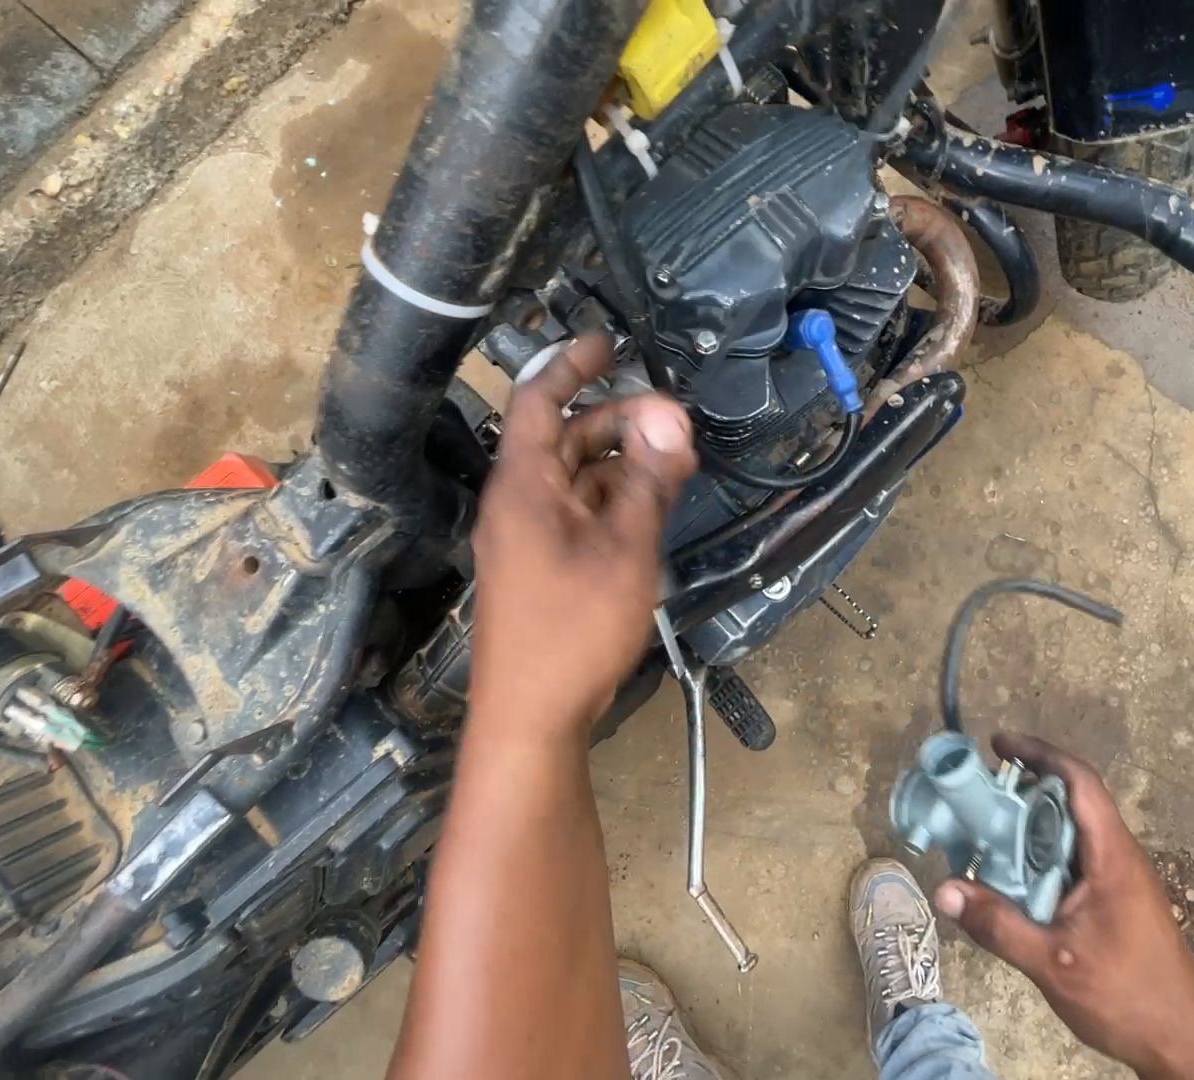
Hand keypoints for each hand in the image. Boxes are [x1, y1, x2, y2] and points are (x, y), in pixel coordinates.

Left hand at [469, 335, 696, 736]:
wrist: (533, 714)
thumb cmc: (572, 630)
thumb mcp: (624, 549)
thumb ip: (649, 482)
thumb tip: (671, 418)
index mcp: (524, 486)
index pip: (540, 402)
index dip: (573, 366)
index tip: (608, 344)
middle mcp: (520, 503)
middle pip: (567, 439)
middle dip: (619, 421)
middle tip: (673, 423)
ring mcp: (530, 538)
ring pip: (578, 479)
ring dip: (623, 465)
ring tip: (674, 465)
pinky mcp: (544, 568)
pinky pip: (580, 515)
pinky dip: (615, 502)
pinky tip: (651, 509)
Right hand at [933, 733, 1193, 1079]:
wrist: (1185, 1049)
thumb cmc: (1127, 998)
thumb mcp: (1054, 963)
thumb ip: (998, 925)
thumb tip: (944, 890)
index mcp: (1112, 856)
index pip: (1080, 782)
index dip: (1040, 753)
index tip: (998, 745)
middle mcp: (1119, 856)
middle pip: (1072, 798)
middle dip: (1025, 784)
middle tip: (978, 788)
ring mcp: (1119, 878)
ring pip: (1071, 829)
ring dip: (1031, 818)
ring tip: (985, 824)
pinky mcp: (1114, 899)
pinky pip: (1072, 856)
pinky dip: (1040, 849)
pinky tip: (1011, 871)